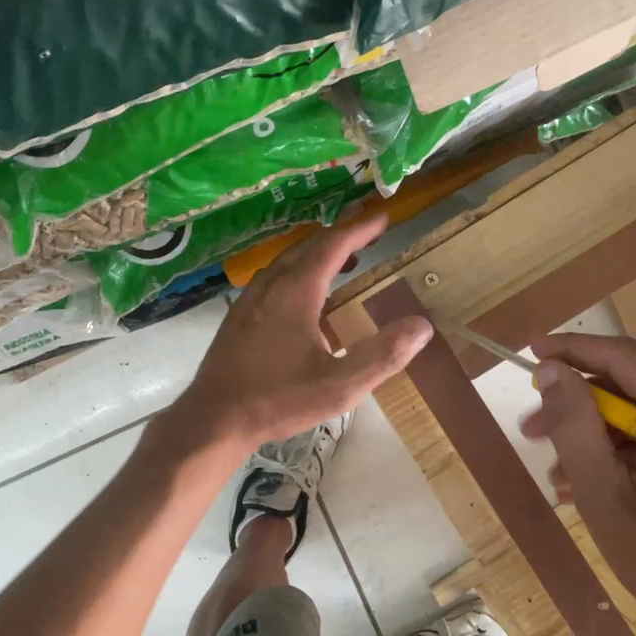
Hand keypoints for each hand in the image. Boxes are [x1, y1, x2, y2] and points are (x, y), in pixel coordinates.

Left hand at [175, 211, 431, 449]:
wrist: (214, 418)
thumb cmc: (277, 400)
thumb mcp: (339, 385)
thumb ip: (382, 355)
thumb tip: (421, 326)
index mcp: (297, 291)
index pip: (333, 245)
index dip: (360, 229)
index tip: (383, 217)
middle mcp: (271, 285)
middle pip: (309, 247)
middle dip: (341, 237)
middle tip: (369, 235)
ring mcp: (250, 299)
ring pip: (288, 261)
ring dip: (318, 255)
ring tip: (345, 263)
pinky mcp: (239, 316)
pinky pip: (274, 278)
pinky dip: (298, 272)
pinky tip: (306, 298)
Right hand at [520, 334, 635, 635]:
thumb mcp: (605, 498)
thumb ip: (574, 425)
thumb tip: (552, 372)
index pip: (628, 358)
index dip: (574, 350)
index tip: (532, 352)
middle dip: (582, 407)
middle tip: (533, 432)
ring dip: (605, 437)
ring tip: (564, 476)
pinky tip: (604, 485)